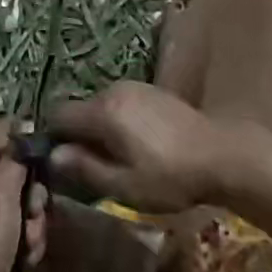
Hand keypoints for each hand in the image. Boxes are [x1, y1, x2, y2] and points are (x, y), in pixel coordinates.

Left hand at [0, 147, 46, 271]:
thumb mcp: (2, 188)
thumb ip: (16, 158)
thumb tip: (25, 127)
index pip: (2, 142)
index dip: (23, 146)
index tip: (44, 154)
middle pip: (19, 177)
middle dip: (34, 194)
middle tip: (34, 208)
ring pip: (25, 207)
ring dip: (35, 222)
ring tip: (30, 239)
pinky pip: (23, 233)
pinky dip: (30, 243)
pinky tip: (29, 256)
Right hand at [47, 83, 235, 212]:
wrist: (220, 154)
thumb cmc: (169, 176)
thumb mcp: (123, 185)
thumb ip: (85, 168)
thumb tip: (52, 156)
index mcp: (103, 111)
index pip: (59, 114)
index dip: (52, 138)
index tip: (58, 164)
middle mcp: (114, 90)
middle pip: (80, 110)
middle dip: (77, 136)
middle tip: (88, 170)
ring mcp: (135, 87)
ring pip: (100, 107)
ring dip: (99, 130)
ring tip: (116, 162)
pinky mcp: (152, 90)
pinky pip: (120, 104)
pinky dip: (117, 123)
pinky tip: (136, 147)